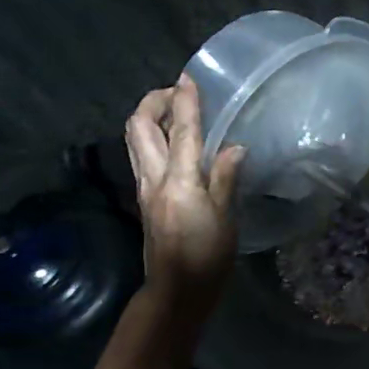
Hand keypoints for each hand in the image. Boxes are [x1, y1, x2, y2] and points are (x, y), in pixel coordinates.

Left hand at [124, 75, 243, 309]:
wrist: (176, 292)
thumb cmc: (207, 258)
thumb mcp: (224, 219)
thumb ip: (224, 178)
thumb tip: (233, 146)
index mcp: (179, 181)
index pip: (181, 131)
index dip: (184, 101)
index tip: (188, 77)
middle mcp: (154, 179)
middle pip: (139, 127)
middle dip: (154, 102)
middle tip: (177, 95)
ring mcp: (144, 189)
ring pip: (134, 140)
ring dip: (148, 118)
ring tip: (173, 112)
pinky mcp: (144, 199)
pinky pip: (141, 156)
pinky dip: (152, 138)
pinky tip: (173, 143)